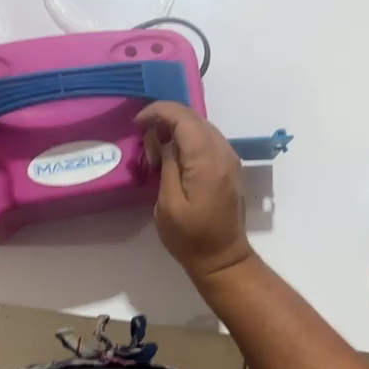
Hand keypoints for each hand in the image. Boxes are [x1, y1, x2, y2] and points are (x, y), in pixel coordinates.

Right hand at [137, 101, 252, 281]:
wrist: (222, 257)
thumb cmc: (190, 236)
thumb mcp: (167, 203)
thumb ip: (167, 163)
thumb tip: (163, 137)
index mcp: (207, 161)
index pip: (185, 118)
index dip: (159, 112)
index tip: (137, 122)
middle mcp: (224, 152)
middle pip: (195, 117)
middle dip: (166, 118)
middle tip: (144, 136)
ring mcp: (230, 158)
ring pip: (202, 126)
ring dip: (178, 127)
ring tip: (155, 147)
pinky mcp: (230, 165)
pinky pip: (208, 138)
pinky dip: (189, 137)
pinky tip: (174, 153)